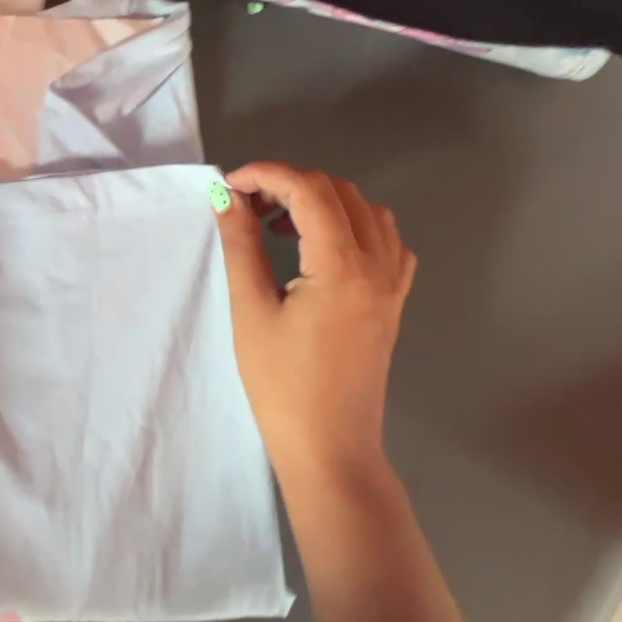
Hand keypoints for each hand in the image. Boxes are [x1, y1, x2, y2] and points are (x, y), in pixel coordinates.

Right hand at [213, 163, 415, 480]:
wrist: (329, 446)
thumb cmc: (281, 382)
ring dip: (321, 201)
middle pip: (339, 191)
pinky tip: (322, 249)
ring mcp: (392, 283)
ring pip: (366, 210)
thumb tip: (227, 197)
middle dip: (289, 183)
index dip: (266, 174)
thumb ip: (241, 244)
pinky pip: (386, 241)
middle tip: (247, 207)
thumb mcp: (250, 309)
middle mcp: (377, 265)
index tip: (229, 186)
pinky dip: (352, 226)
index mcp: (342, 266)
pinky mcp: (394, 301)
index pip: (308, 190)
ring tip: (280, 226)